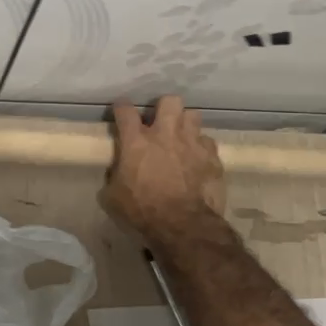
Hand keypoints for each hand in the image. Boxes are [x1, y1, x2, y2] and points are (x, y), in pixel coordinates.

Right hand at [103, 95, 224, 239]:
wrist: (181, 223)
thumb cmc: (140, 208)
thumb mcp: (113, 192)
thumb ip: (116, 173)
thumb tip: (119, 170)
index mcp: (136, 142)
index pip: (126, 112)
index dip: (122, 107)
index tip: (121, 108)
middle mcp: (165, 135)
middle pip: (170, 101)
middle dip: (163, 106)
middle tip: (158, 118)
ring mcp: (192, 144)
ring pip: (193, 115)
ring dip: (185, 123)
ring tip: (180, 135)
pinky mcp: (212, 158)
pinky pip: (207, 141)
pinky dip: (200, 146)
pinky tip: (196, 157)